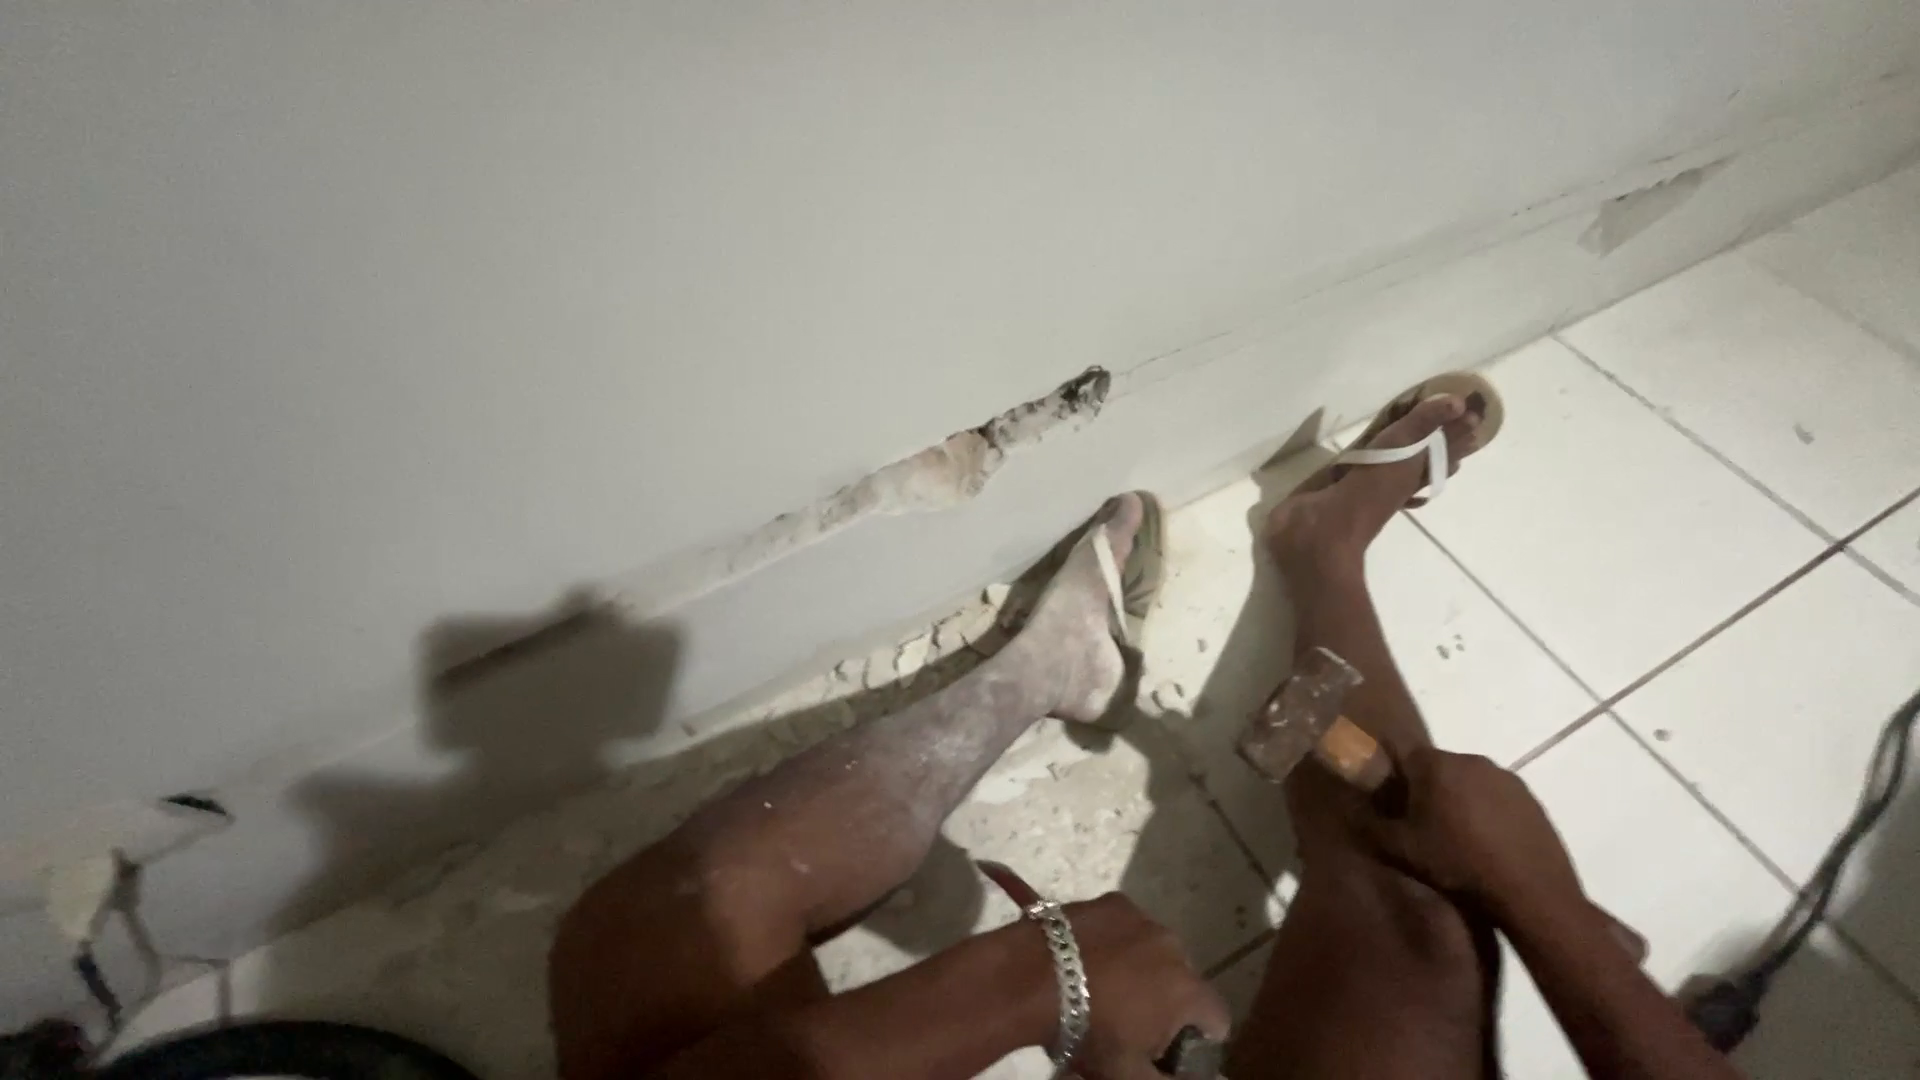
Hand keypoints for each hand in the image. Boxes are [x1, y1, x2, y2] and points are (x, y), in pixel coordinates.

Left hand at [1059, 893, 1229, 1079]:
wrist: (1034, 973)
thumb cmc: (1087, 1029)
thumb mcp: (1129, 1074)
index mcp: (1186, 989)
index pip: (1217, 1018)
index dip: (1199, 1038)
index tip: (1171, 1048)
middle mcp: (1173, 945)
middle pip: (1184, 980)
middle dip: (1168, 1000)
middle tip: (1132, 1018)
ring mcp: (1141, 917)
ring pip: (1155, 949)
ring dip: (1142, 966)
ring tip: (1106, 983)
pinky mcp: (1112, 899)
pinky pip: (1127, 925)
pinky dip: (1117, 939)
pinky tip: (1089, 955)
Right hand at [1361, 748, 1585, 919]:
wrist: (1533, 895)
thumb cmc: (1459, 864)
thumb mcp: (1400, 850)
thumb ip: (1368, 824)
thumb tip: (1350, 808)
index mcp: (1435, 764)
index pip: (1398, 749)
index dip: (1388, 771)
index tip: (1387, 797)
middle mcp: (1470, 759)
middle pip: (1433, 764)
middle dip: (1422, 786)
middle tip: (1419, 821)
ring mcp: (1505, 777)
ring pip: (1465, 779)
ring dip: (1455, 797)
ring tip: (1455, 834)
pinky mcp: (1531, 798)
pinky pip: (1494, 794)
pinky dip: (1484, 809)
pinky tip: (1486, 841)